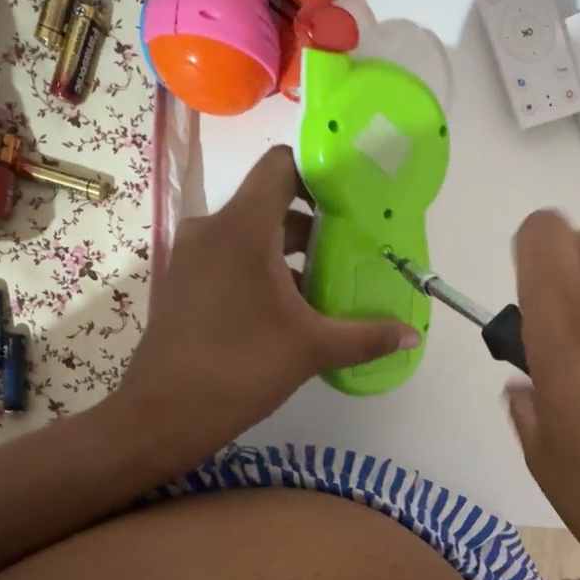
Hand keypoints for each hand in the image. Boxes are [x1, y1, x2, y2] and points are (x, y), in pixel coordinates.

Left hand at [108, 146, 418, 458]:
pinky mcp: (186, 283)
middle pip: (270, 203)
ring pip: (252, 235)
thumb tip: (414, 335)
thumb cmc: (241, 369)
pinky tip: (294, 308)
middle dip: (316, 222)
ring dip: (291, 252)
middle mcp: (212, 229)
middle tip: (357, 246)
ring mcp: (193, 256)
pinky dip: (264, 270)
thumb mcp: (312, 350)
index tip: (354, 197)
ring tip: (332, 281)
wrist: (165, 413)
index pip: (280, 167)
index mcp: (242, 229)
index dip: (318, 172)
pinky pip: (232, 259)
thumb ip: (367, 337)